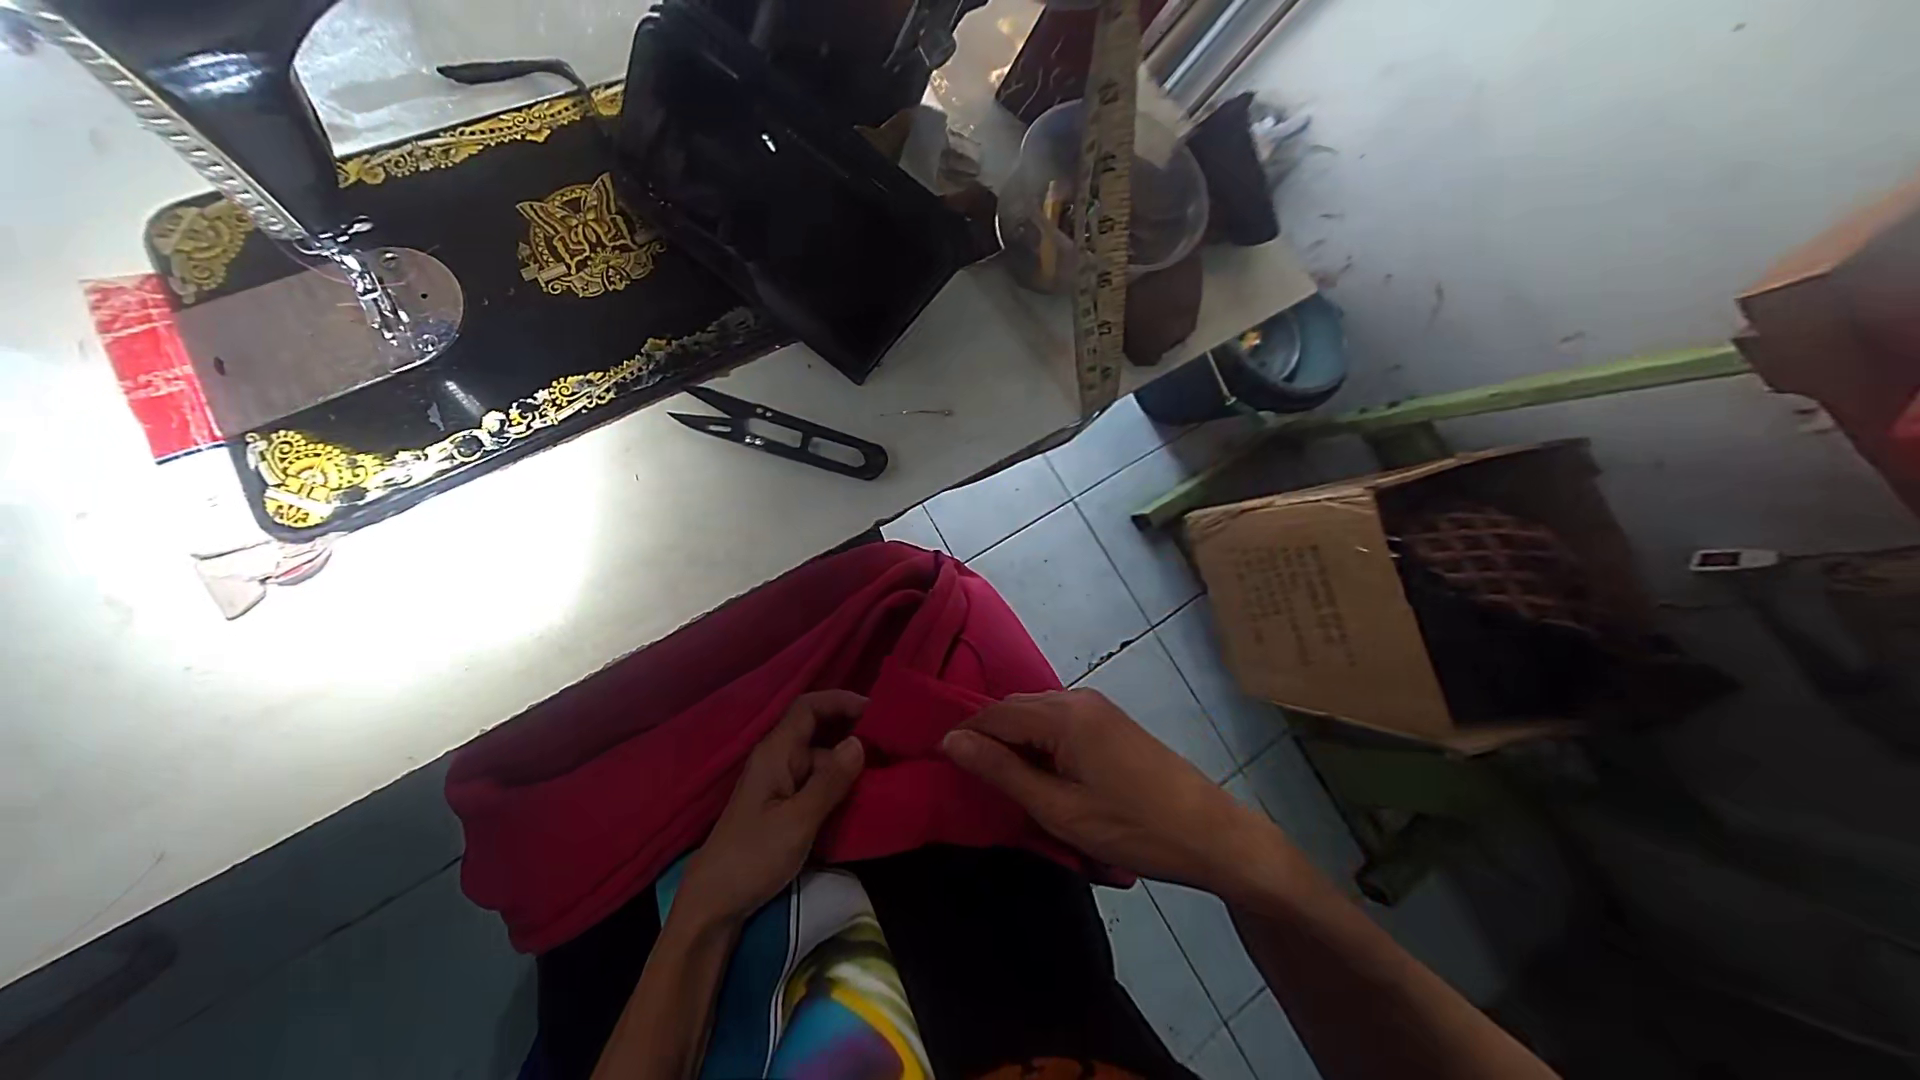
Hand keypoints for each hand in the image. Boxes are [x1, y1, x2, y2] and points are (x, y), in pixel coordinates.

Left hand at [678, 691, 867, 922]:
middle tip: (891, 745)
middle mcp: (777, 760)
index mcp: (775, 753)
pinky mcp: (782, 807)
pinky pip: (816, 784)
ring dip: (849, 764)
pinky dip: (839, 785)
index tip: (876, 709)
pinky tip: (862, 797)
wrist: (712, 906)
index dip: (840, 700)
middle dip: (852, 734)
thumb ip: (830, 781)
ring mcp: (779, 784)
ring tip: (886, 772)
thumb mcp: (798, 820)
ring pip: (820, 761)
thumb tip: (859, 742)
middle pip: (819, 732)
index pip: (808, 707)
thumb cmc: (752, 858)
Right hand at [941, 689, 1285, 898]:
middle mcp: (1078, 698)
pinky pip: (1058, 721)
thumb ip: (1002, 771)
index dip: (964, 736)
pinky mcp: (1110, 721)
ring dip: (1014, 743)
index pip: (995, 713)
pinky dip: (1039, 743)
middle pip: (1014, 708)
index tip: (939, 764)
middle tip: (972, 782)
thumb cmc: (1132, 827)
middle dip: (989, 739)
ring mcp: (1098, 707)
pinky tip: (1040, 774)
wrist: (1212, 834)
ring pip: (1036, 714)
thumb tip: (951, 740)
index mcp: (1063, 714)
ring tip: (1004, 784)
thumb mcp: (1059, 809)